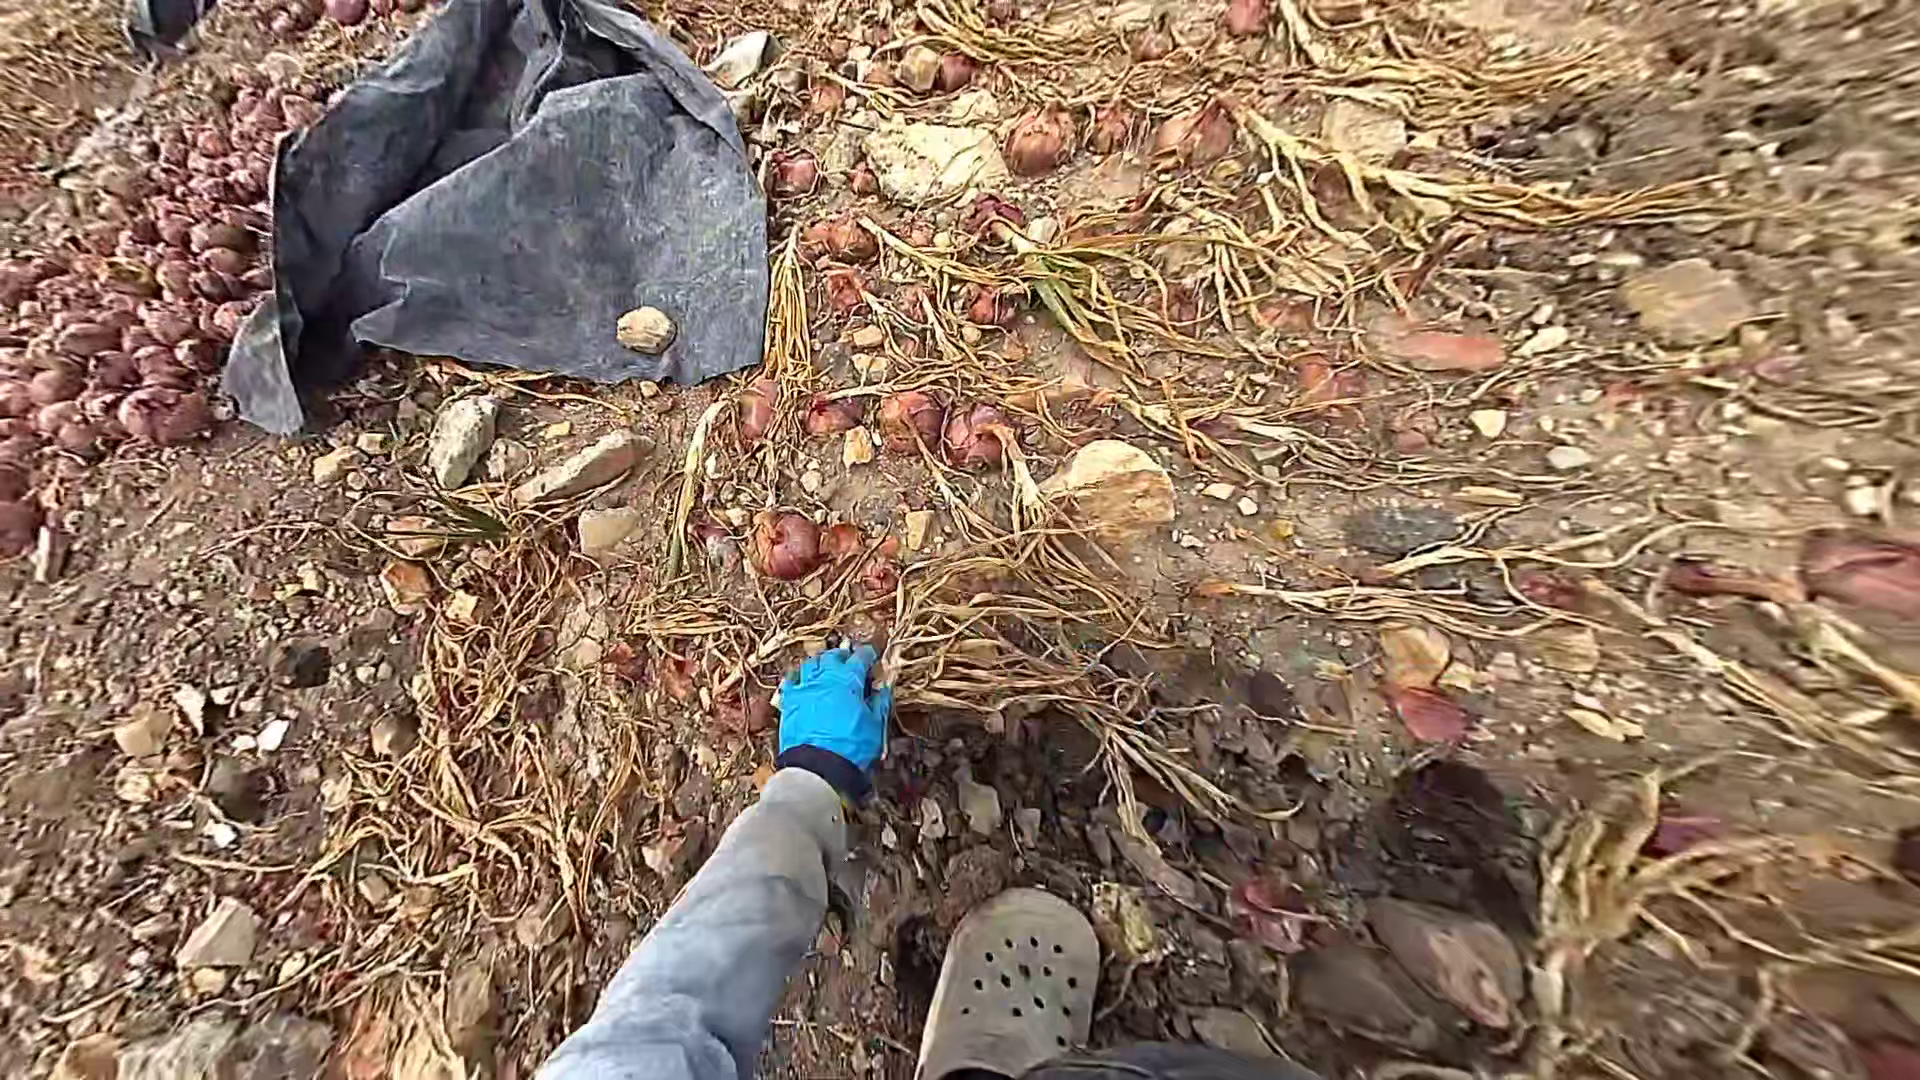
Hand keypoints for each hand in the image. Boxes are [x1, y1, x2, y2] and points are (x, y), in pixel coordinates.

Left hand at [778, 645, 890, 772]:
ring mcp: (805, 689)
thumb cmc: (850, 748)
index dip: (868, 655)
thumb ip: (880, 702)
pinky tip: (801, 679)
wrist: (819, 769)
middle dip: (843, 655)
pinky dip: (798, 677)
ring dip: (821, 662)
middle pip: (833, 656)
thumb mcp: (875, 725)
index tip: (870, 656)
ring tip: (826, 666)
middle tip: (849, 659)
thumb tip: (883, 690)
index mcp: (849, 680)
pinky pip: (790, 682)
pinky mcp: (789, 702)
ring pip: (811, 664)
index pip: (860, 657)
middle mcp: (825, 678)